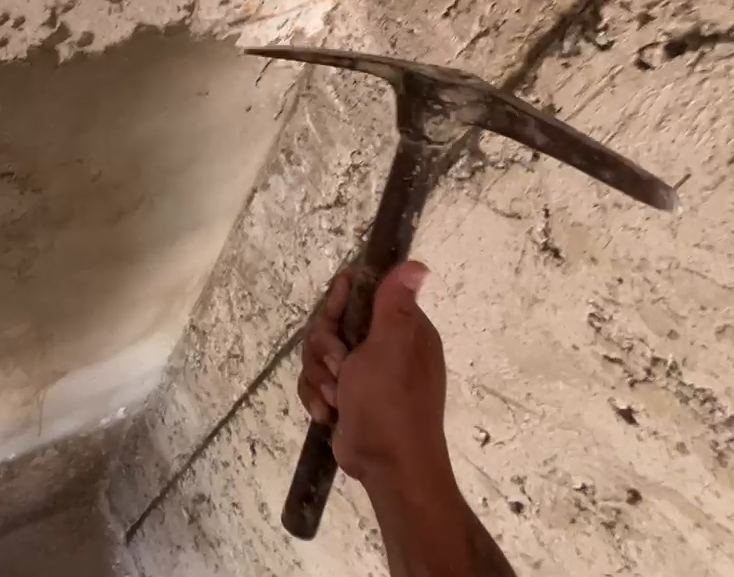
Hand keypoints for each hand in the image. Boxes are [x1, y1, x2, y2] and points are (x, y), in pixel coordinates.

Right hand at [299, 261, 451, 489]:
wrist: (387, 468)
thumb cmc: (390, 404)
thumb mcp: (390, 349)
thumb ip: (394, 305)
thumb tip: (418, 264)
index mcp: (401, 330)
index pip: (357, 294)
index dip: (337, 306)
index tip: (335, 324)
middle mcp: (383, 346)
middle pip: (328, 323)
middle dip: (323, 348)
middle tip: (338, 367)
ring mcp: (363, 371)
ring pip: (316, 351)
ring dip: (318, 375)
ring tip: (335, 397)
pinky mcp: (346, 393)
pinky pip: (314, 377)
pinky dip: (316, 394)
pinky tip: (327, 412)